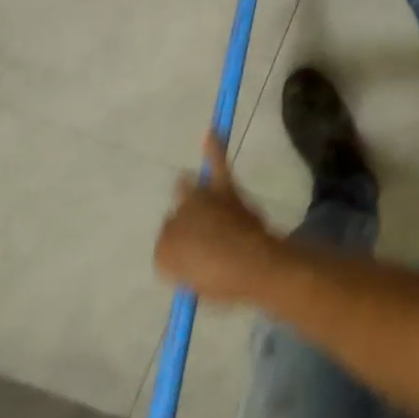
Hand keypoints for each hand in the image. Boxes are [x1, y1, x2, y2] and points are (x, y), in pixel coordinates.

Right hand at [154, 132, 285, 304]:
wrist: (253, 265)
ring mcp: (199, 200)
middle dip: (188, 225)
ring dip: (195, 196)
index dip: (183, 252)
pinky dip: (214, 147)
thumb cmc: (224, 282)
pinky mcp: (222, 189)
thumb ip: (186, 269)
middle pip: (176, 217)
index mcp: (165, 247)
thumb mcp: (196, 287)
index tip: (199, 260)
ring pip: (188, 189)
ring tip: (208, 208)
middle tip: (208, 241)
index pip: (166, 245)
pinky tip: (211, 130)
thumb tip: (190, 260)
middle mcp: (175, 218)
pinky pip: (217, 162)